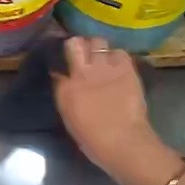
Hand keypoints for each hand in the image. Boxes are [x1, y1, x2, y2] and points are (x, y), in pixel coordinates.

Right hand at [52, 37, 180, 184]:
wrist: (123, 141)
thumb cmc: (95, 142)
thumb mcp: (72, 121)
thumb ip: (69, 99)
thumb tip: (68, 86)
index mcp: (65, 90)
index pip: (58, 69)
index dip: (64, 69)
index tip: (67, 72)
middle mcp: (81, 73)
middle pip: (75, 44)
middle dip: (79, 46)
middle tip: (85, 53)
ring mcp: (104, 67)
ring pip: (98, 42)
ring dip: (99, 49)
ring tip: (104, 58)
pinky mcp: (125, 67)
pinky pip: (120, 52)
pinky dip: (119, 57)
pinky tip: (120, 66)